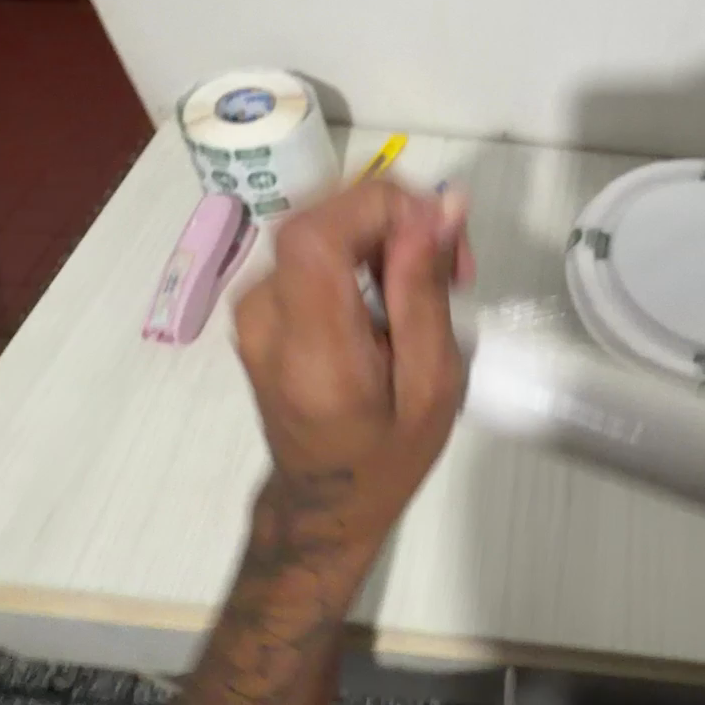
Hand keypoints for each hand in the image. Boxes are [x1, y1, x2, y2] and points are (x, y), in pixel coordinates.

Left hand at [231, 180, 473, 555]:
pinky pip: (313, 245)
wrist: (324, 499)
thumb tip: (442, 205)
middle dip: (396, 218)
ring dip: (384, 232)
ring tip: (430, 280)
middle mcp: (264, 317)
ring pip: (321, 224)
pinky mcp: (259, 302)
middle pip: (320, 218)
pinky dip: (362, 246)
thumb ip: (427, 290)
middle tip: (450, 263)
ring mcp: (253, 307)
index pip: (316, 235)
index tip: (442, 233)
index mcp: (309, 349)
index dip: (382, 208)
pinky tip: (394, 285)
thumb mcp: (432, 383)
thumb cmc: (389, 453)